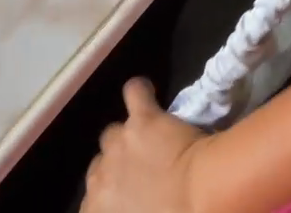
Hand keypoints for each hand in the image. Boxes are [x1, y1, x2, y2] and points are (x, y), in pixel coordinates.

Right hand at [81, 79, 210, 212]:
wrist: (199, 194)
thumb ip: (125, 207)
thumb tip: (132, 199)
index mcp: (96, 208)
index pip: (91, 200)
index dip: (110, 191)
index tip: (127, 192)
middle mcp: (99, 176)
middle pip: (100, 163)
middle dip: (117, 164)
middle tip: (141, 166)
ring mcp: (119, 144)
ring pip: (112, 133)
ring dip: (127, 135)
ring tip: (147, 136)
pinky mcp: (142, 119)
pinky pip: (134, 94)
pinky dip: (139, 90)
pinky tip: (145, 89)